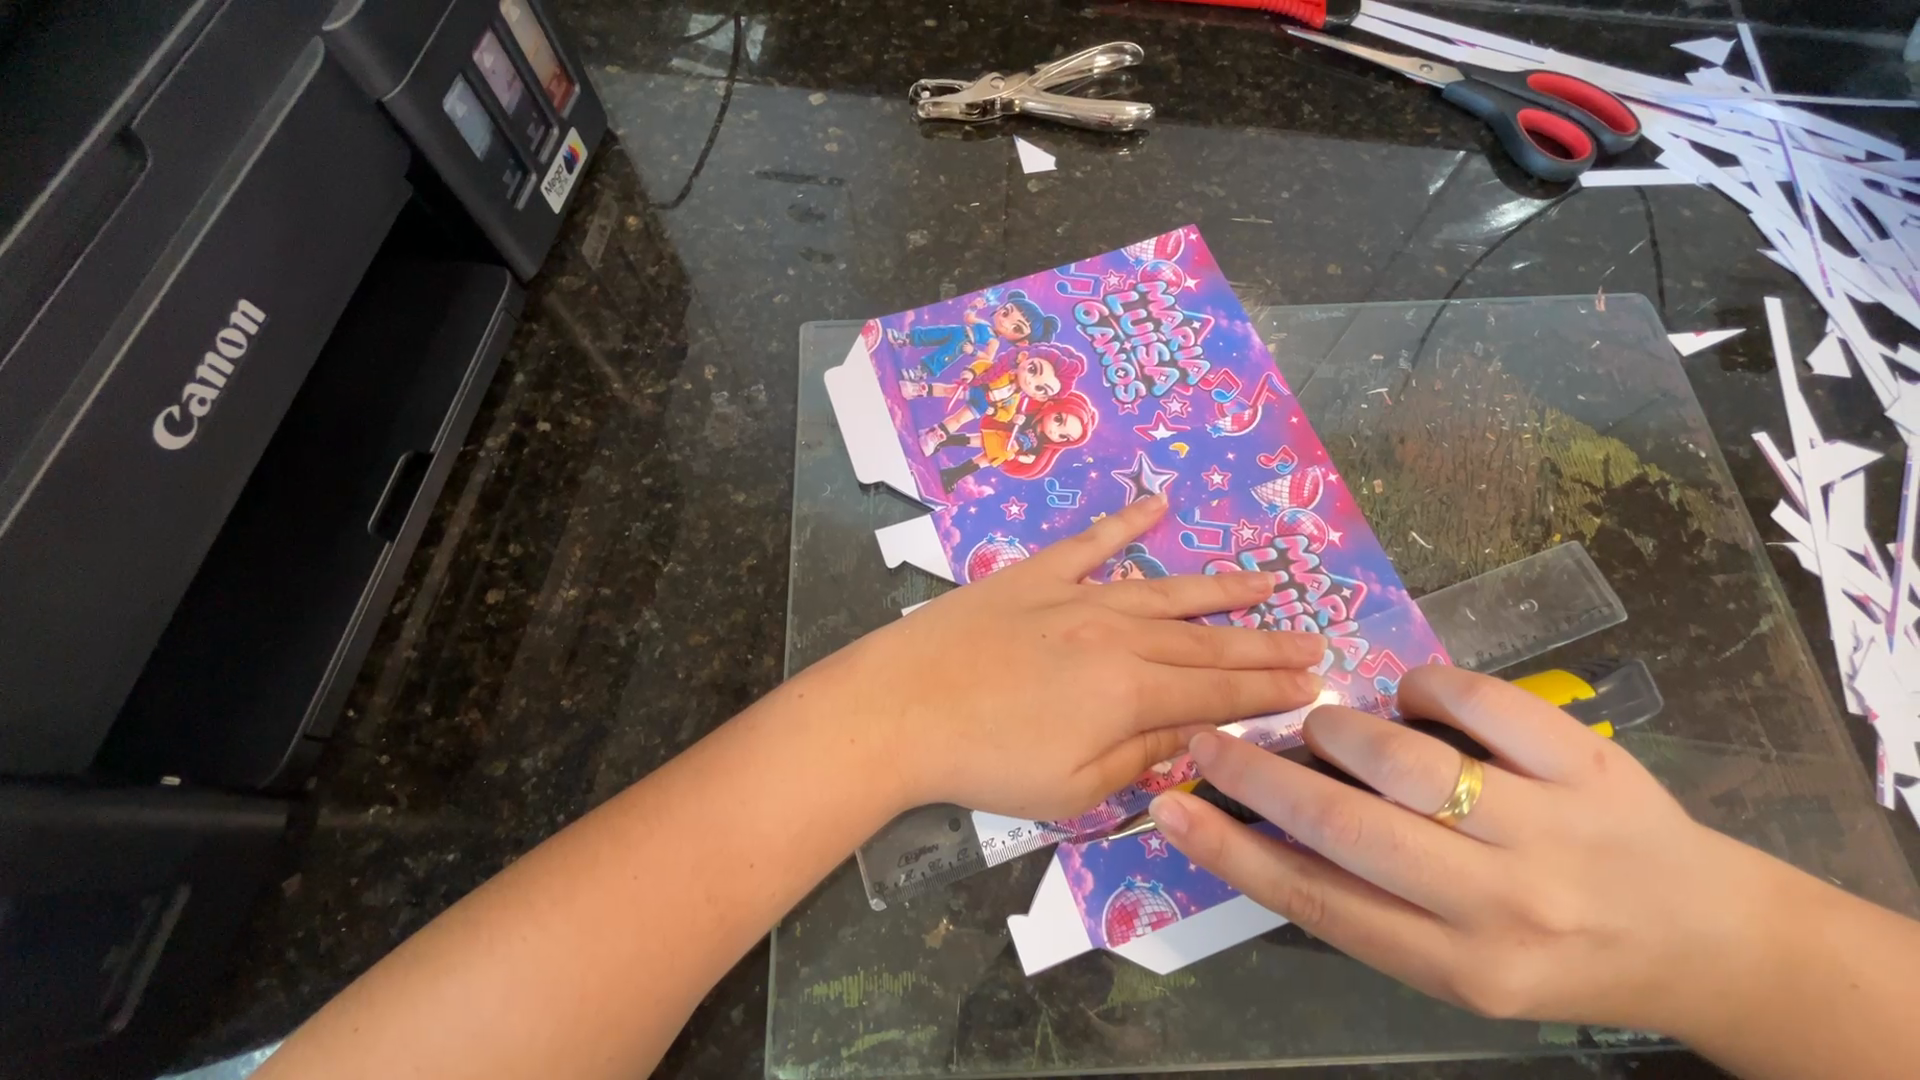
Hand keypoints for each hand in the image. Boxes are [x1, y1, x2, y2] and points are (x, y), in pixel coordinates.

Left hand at [797, 495, 1324, 820]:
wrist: (900, 708)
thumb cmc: (985, 762)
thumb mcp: (1073, 788)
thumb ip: (1141, 756)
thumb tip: (1192, 736)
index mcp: (1131, 693)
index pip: (1219, 694)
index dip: (1269, 692)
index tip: (1315, 685)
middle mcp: (1117, 635)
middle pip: (1206, 642)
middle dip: (1265, 645)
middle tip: (1315, 641)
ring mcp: (1076, 596)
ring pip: (1165, 590)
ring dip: (1221, 587)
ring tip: (1269, 579)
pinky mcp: (1034, 575)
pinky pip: (1091, 543)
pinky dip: (1126, 523)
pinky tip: (1158, 506)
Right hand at [1149, 665, 1782, 1034]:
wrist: (1707, 942)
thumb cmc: (1552, 952)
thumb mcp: (1454, 962)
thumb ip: (1363, 899)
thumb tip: (1262, 821)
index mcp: (1458, 967)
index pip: (1317, 903)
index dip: (1232, 852)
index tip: (1172, 810)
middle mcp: (1503, 909)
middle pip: (1347, 829)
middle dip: (1259, 776)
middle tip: (1209, 740)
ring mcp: (1554, 833)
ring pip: (1407, 761)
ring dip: (1341, 731)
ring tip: (1327, 727)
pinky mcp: (1593, 766)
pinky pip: (1483, 703)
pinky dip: (1427, 686)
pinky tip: (1415, 696)